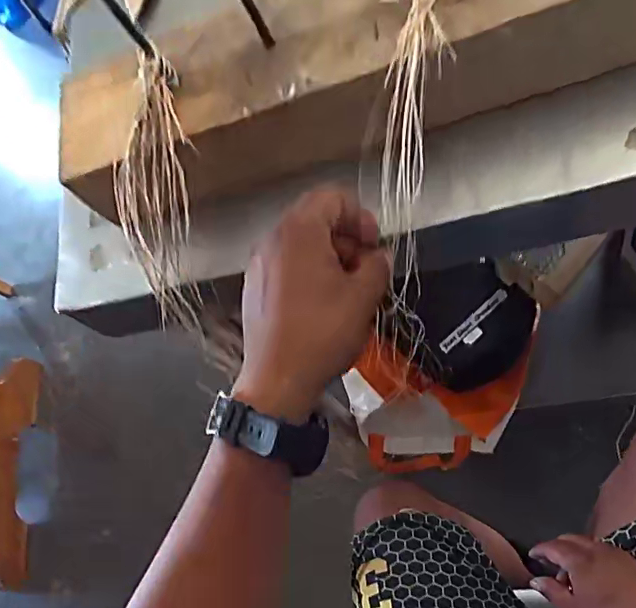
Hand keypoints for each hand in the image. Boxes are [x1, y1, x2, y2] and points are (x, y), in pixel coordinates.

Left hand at [237, 187, 390, 421]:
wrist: (278, 381)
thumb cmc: (321, 336)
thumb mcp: (363, 298)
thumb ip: (378, 266)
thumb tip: (380, 257)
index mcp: (299, 231)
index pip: (333, 197)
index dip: (361, 217)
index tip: (375, 246)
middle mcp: (273, 240)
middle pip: (315, 221)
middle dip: (347, 242)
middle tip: (366, 272)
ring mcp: (259, 266)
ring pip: (301, 248)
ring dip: (330, 262)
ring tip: (348, 295)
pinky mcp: (255, 292)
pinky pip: (287, 271)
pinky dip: (309, 279)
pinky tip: (323, 310)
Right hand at [529, 534, 635, 607]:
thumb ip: (551, 591)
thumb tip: (536, 580)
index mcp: (579, 561)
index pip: (553, 547)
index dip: (540, 549)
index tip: (532, 555)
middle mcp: (596, 550)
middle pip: (570, 539)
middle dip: (556, 547)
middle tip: (548, 563)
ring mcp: (613, 552)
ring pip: (586, 542)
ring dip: (573, 552)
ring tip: (570, 575)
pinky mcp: (626, 559)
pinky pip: (600, 548)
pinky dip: (588, 554)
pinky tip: (590, 574)